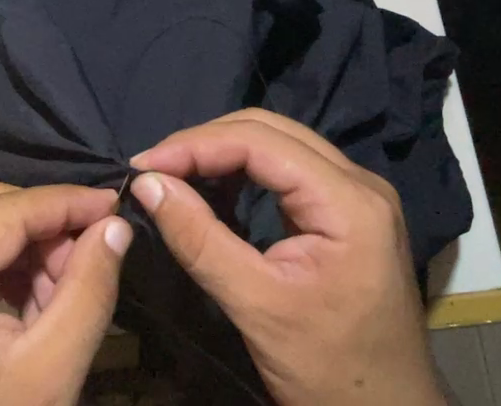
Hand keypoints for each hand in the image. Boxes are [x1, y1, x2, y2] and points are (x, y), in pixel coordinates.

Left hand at [0, 181, 131, 405]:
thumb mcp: (52, 372)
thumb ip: (88, 291)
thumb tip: (114, 225)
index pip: (1, 214)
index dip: (60, 201)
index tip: (110, 203)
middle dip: (39, 218)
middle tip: (85, 251)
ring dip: (22, 236)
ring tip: (61, 284)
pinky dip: (0, 256)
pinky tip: (33, 294)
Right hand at [129, 109, 441, 405]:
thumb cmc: (330, 370)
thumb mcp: (257, 307)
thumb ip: (200, 239)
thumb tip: (147, 183)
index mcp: (349, 200)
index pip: (259, 141)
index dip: (194, 145)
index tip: (143, 166)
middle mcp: (358, 182)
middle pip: (268, 130)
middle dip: (204, 142)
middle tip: (154, 169)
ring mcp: (355, 194)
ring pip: (275, 141)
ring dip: (220, 151)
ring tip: (174, 175)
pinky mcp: (344, 211)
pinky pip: (285, 167)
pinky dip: (241, 169)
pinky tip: (213, 189)